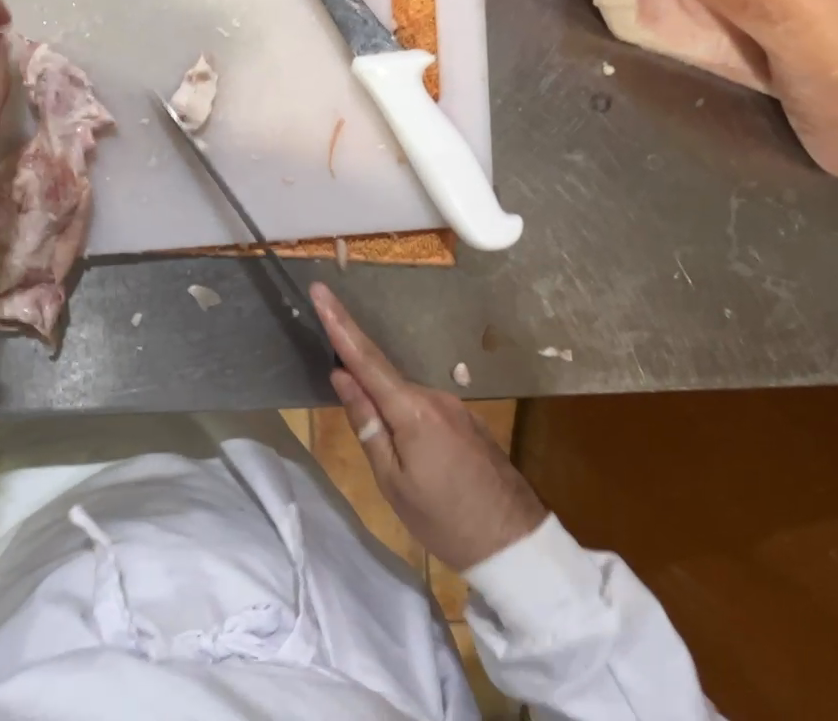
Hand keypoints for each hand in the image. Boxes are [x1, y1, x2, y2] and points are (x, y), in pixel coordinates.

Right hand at [312, 283, 547, 570]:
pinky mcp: (468, 424)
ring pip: (404, 397)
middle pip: (383, 376)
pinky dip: (404, 416)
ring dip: (383, 405)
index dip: (339, 323)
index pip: (365, 359)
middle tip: (333, 384)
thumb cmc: (444, 520)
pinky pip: (423, 410)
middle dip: (356, 373)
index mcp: (412, 411)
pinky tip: (407, 448)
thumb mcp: (392, 480)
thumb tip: (342, 377)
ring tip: (380, 445)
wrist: (517, 547)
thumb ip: (366, 424)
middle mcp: (436, 399)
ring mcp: (456, 409)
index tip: (320, 290)